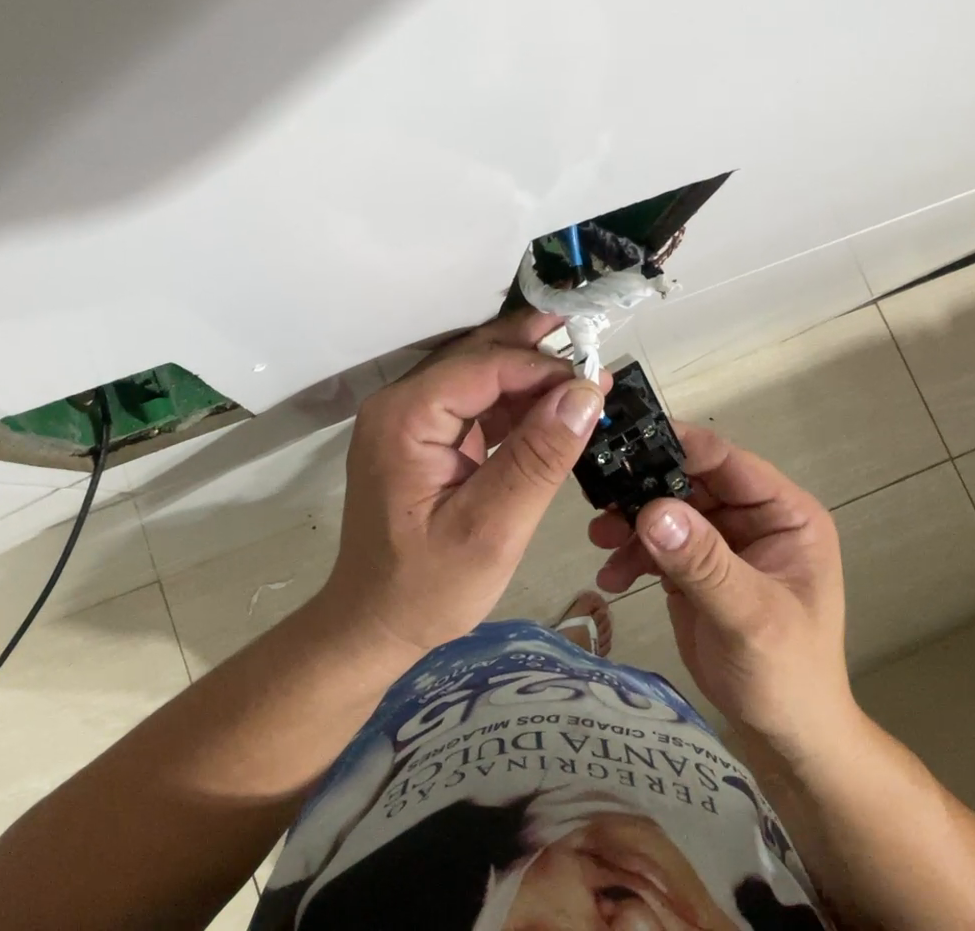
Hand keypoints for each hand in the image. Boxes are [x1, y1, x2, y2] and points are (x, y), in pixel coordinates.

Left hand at [319, 311, 606, 655]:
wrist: (375, 623)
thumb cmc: (428, 587)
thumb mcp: (491, 529)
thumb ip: (537, 458)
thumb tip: (585, 395)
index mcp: (405, 418)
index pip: (483, 365)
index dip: (543, 366)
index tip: (599, 380)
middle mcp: (400, 406)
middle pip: (477, 360)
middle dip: (537, 354)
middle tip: (598, 349)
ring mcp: (408, 422)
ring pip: (478, 378)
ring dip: (529, 378)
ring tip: (586, 381)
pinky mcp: (422, 440)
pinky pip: (472, 406)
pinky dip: (513, 406)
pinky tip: (551, 410)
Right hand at [588, 424, 857, 752]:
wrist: (782, 733)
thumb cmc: (785, 673)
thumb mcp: (749, 615)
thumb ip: (703, 563)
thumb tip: (652, 511)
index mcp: (784, 514)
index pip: (727, 461)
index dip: (678, 448)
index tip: (622, 444)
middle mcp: (752, 519)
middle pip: (688, 481)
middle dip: (643, 490)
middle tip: (599, 502)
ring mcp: (720, 544)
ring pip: (665, 510)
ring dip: (630, 524)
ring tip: (599, 543)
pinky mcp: (693, 569)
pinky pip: (654, 545)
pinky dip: (630, 556)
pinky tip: (611, 579)